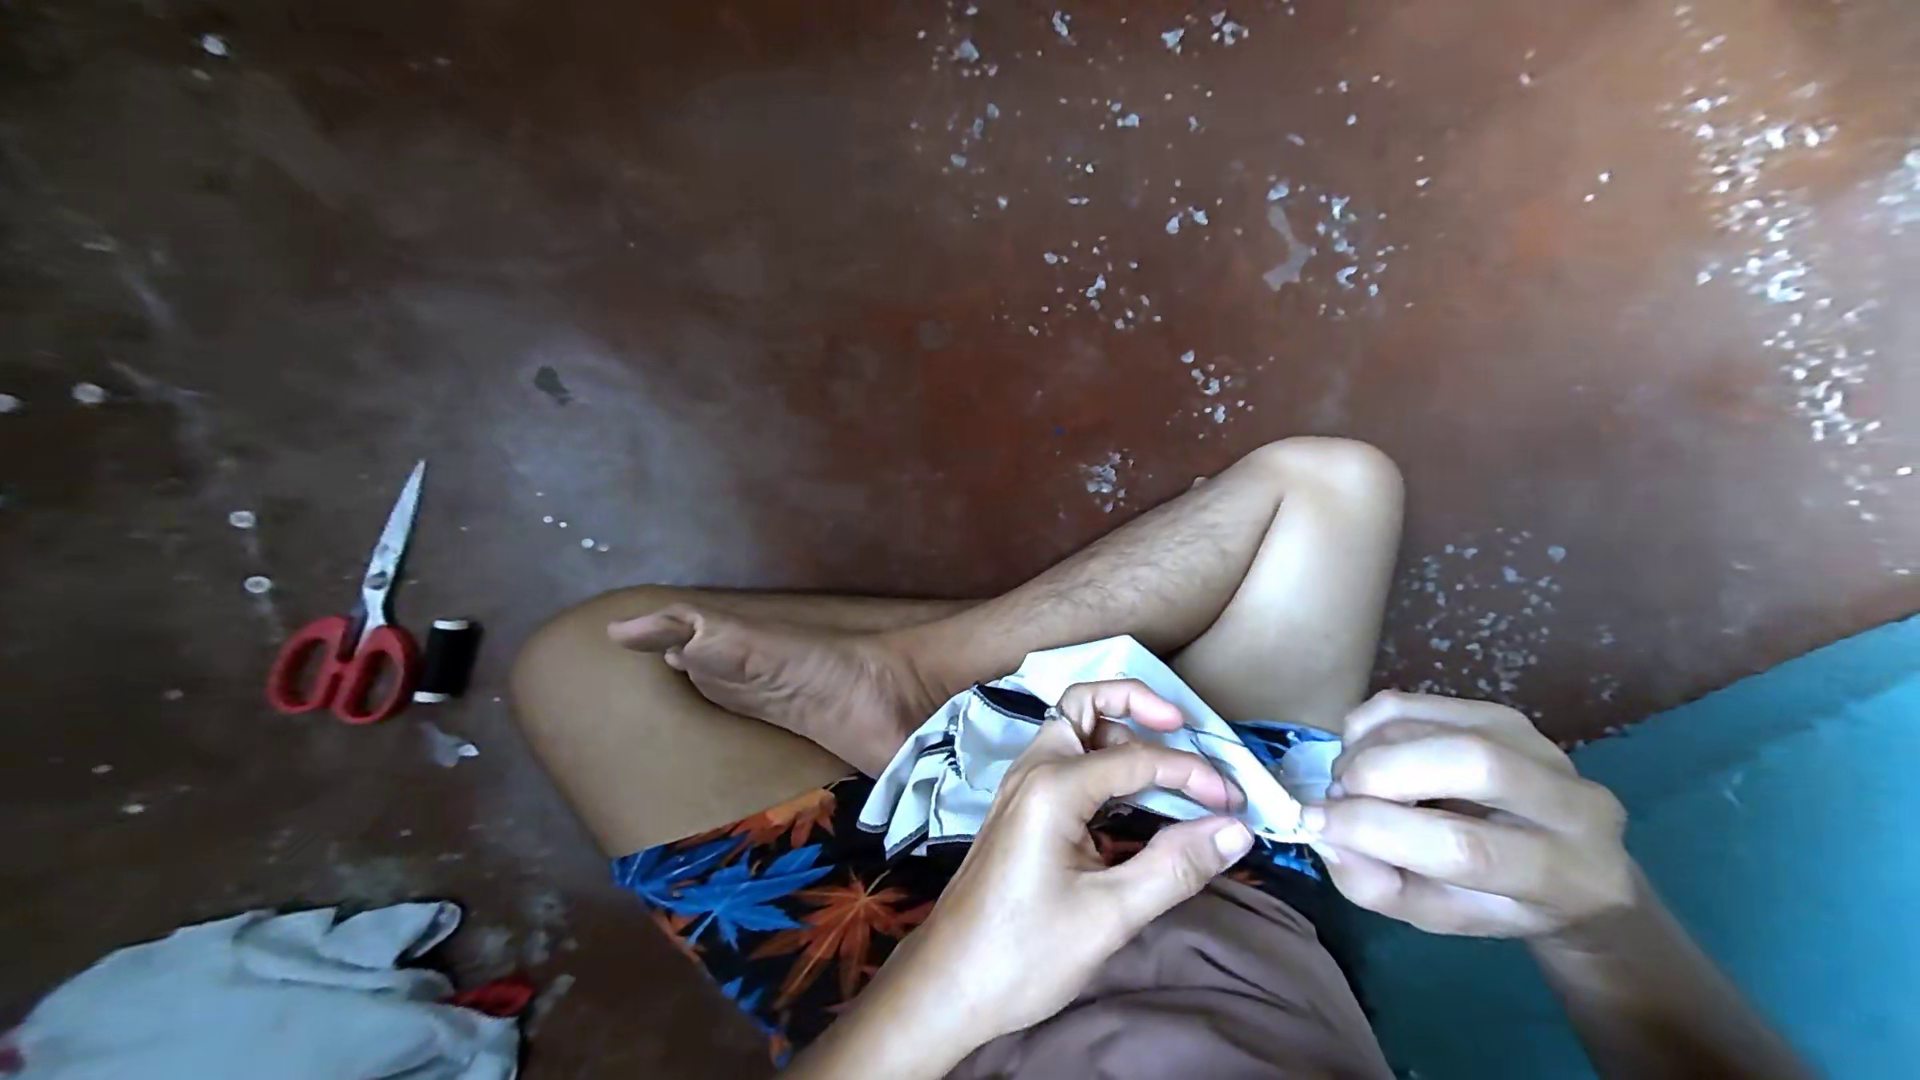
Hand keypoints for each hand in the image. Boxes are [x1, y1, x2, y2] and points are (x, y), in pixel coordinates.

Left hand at [882, 679, 1255, 1053]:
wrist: (950, 982)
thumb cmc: (1024, 952)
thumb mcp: (1109, 915)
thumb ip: (1175, 866)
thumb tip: (1236, 830)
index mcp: (1052, 785)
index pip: (1136, 757)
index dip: (1191, 774)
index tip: (1233, 801)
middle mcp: (1033, 768)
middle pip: (1084, 703)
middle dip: (1137, 703)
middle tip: (1184, 727)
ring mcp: (1024, 784)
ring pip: (1076, 729)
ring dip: (1122, 732)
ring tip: (1169, 765)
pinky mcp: (1024, 805)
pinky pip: (1069, 761)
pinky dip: (1105, 762)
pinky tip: (1134, 797)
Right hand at [1307, 691, 1635, 938]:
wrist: (1570, 869)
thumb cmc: (1497, 901)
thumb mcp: (1438, 915)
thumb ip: (1375, 885)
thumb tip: (1323, 831)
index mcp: (1567, 876)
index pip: (1467, 847)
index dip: (1377, 830)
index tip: (1314, 822)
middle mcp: (1572, 802)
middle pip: (1468, 761)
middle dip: (1378, 772)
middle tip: (1338, 793)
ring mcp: (1536, 745)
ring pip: (1429, 724)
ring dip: (1364, 749)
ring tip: (1350, 782)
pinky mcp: (1498, 714)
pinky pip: (1412, 703)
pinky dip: (1367, 724)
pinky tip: (1366, 755)